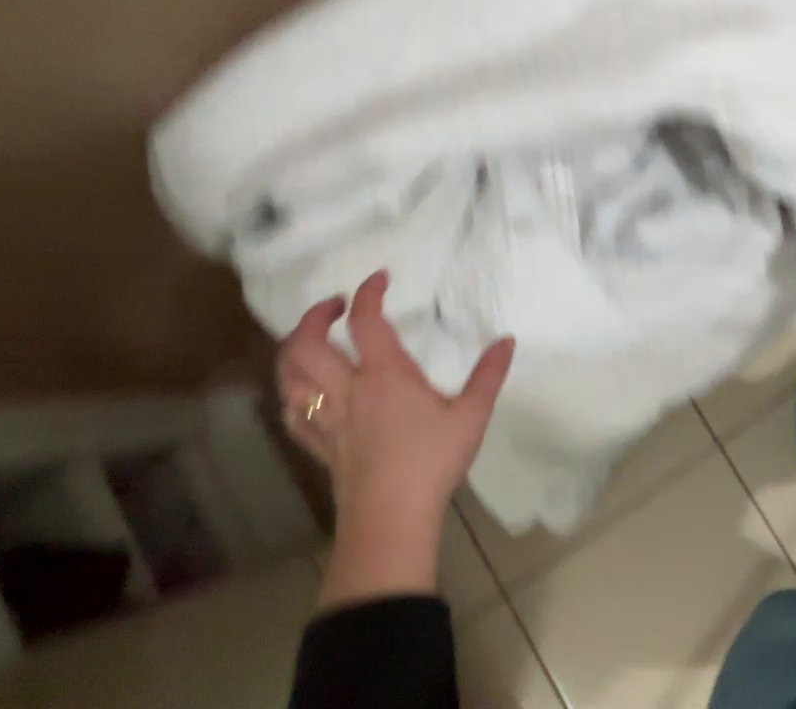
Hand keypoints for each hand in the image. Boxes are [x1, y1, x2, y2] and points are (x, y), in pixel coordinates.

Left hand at [277, 271, 512, 606]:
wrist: (391, 516)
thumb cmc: (432, 460)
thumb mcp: (473, 414)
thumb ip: (488, 375)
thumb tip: (506, 340)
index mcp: (385, 375)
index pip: (366, 322)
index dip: (368, 294)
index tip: (379, 278)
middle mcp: (347, 390)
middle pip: (306, 345)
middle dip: (314, 317)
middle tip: (334, 306)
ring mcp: (327, 419)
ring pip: (288, 376)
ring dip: (292, 351)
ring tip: (311, 341)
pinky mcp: (319, 445)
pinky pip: (291, 412)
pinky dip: (292, 392)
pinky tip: (303, 392)